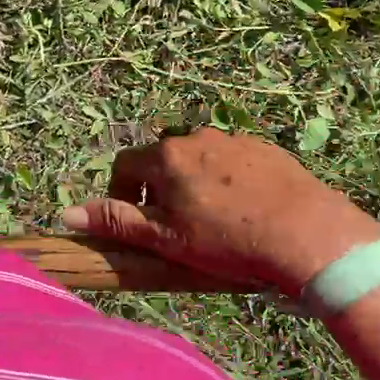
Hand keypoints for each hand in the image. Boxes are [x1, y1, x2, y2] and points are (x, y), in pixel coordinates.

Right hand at [61, 128, 379, 292]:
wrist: (313, 238)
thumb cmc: (229, 241)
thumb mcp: (165, 239)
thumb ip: (115, 222)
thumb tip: (66, 213)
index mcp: (166, 157)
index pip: (125, 165)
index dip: (122, 192)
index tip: (133, 219)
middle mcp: (196, 138)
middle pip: (162, 160)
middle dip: (159, 187)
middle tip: (173, 223)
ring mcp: (235, 141)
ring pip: (199, 159)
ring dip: (194, 182)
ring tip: (212, 219)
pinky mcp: (269, 150)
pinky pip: (234, 161)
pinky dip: (229, 180)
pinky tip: (245, 211)